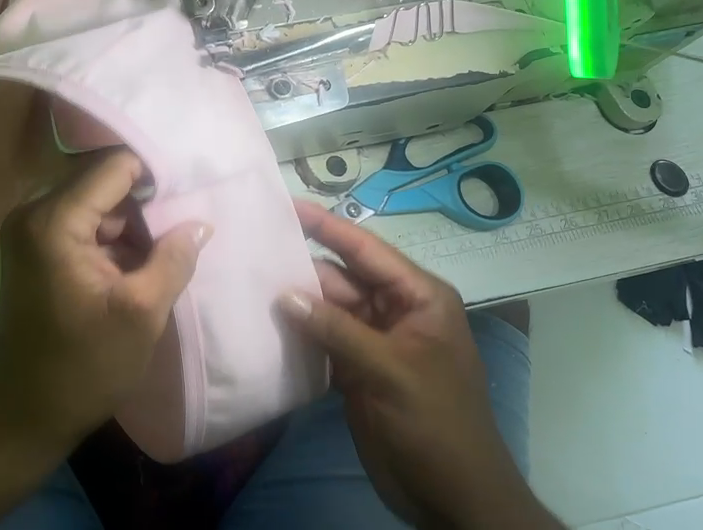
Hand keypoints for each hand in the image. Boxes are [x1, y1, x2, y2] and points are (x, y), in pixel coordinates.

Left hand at [0, 149, 211, 457]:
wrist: (26, 416)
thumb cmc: (84, 367)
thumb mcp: (142, 313)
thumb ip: (174, 257)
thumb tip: (200, 221)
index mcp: (53, 220)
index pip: (114, 166)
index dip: (155, 178)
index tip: (186, 202)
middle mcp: (32, 212)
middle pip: (103, 183)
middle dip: (143, 207)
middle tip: (176, 235)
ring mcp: (29, 230)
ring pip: (95, 204)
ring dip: (128, 227)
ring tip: (158, 258)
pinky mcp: (32, 248)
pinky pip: (81, 223)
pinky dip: (109, 240)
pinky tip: (132, 270)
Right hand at [276, 201, 556, 529]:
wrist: (454, 499)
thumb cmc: (437, 424)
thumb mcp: (391, 371)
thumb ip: (338, 330)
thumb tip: (285, 294)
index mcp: (418, 297)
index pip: (366, 250)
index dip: (327, 225)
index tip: (286, 203)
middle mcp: (395, 310)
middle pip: (341, 277)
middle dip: (301, 265)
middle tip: (251, 249)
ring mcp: (374, 341)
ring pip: (327, 308)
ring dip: (294, 301)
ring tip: (247, 281)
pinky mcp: (356, 370)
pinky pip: (322, 340)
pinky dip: (297, 333)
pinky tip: (263, 324)